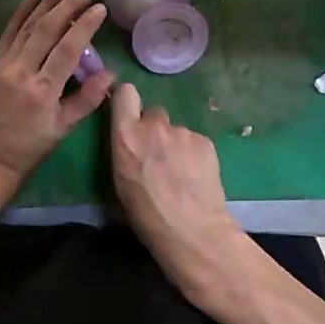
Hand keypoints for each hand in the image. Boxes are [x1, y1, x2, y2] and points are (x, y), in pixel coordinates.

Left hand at [0, 0, 116, 206]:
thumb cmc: (34, 144)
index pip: (67, 49)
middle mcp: (22, 71)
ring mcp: (5, 64)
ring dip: (47, 2)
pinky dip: (20, 13)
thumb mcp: (65, 127)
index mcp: (43, 89)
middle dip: (68, 6)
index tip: (99, 8)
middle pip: (47, 30)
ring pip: (28, 26)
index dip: (84, 26)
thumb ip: (87, 99)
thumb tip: (110, 73)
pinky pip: (9, 32)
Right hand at [110, 83, 243, 297]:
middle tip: (159, 155)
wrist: (191, 230)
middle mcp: (153, 126)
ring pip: (176, 131)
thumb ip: (124, 154)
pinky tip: (196, 176)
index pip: (125, 93)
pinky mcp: (205, 142)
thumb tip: (129, 151)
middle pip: (153, 113)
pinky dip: (195, 154)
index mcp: (125, 135)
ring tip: (181, 173)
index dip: (128, 101)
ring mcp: (182, 132)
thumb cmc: (145, 214)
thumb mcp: (119, 183)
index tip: (129, 113)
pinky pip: (195, 142)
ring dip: (176, 145)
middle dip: (154, 129)